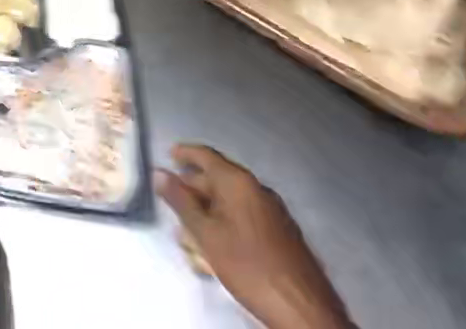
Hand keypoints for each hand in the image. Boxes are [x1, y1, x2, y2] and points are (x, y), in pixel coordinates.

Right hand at [157, 144, 354, 328]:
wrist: (305, 312)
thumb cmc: (248, 266)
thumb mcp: (205, 233)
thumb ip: (180, 201)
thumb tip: (159, 173)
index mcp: (238, 182)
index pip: (205, 155)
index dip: (183, 153)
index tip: (167, 155)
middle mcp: (258, 190)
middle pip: (217, 179)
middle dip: (192, 191)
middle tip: (172, 205)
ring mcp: (274, 213)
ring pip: (230, 202)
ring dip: (208, 213)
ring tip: (191, 236)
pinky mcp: (282, 235)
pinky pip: (245, 218)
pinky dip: (227, 224)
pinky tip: (217, 248)